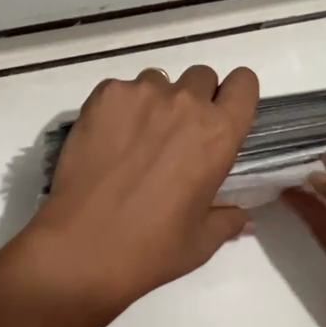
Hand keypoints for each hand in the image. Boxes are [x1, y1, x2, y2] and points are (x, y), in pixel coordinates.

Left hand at [22, 65, 259, 310]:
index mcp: (218, 133)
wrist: (80, 246)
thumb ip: (226, 219)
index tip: (222, 114)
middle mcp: (185, 102)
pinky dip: (120, 108)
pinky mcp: (107, 93)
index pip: (244, 83)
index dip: (235, 95)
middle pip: (201, 76)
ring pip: (159, 80)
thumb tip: (242, 217)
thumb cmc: (149, 250)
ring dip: (155, 102)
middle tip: (175, 135)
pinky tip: (107, 140)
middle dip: (195, 99)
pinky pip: (122, 89)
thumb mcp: (199, 243)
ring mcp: (143, 92)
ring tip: (135, 140)